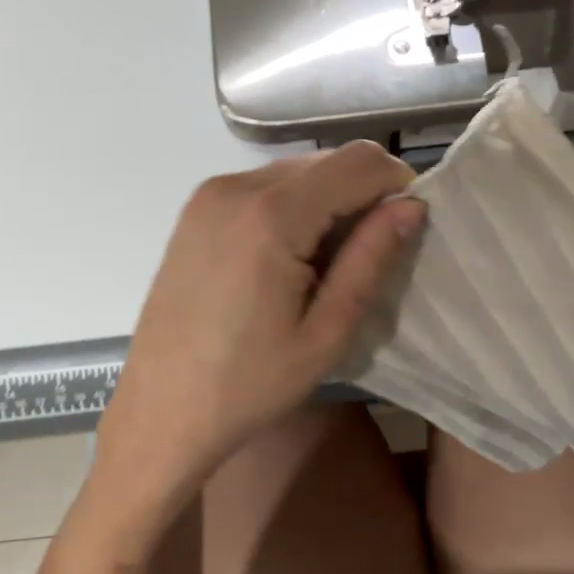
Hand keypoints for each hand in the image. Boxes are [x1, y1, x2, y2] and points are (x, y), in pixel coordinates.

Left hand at [109, 142, 425, 462]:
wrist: (161, 412)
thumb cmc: (249, 385)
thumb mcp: (325, 332)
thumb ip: (370, 260)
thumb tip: (412, 206)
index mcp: (271, 215)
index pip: (358, 162)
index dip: (396, 184)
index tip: (408, 227)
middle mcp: (236, 187)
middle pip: (326, 161)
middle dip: (361, 195)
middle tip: (366, 258)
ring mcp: (209, 195)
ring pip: (295, 172)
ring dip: (326, 202)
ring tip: (324, 267)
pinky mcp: (195, 211)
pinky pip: (262, 188)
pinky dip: (291, 208)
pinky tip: (287, 260)